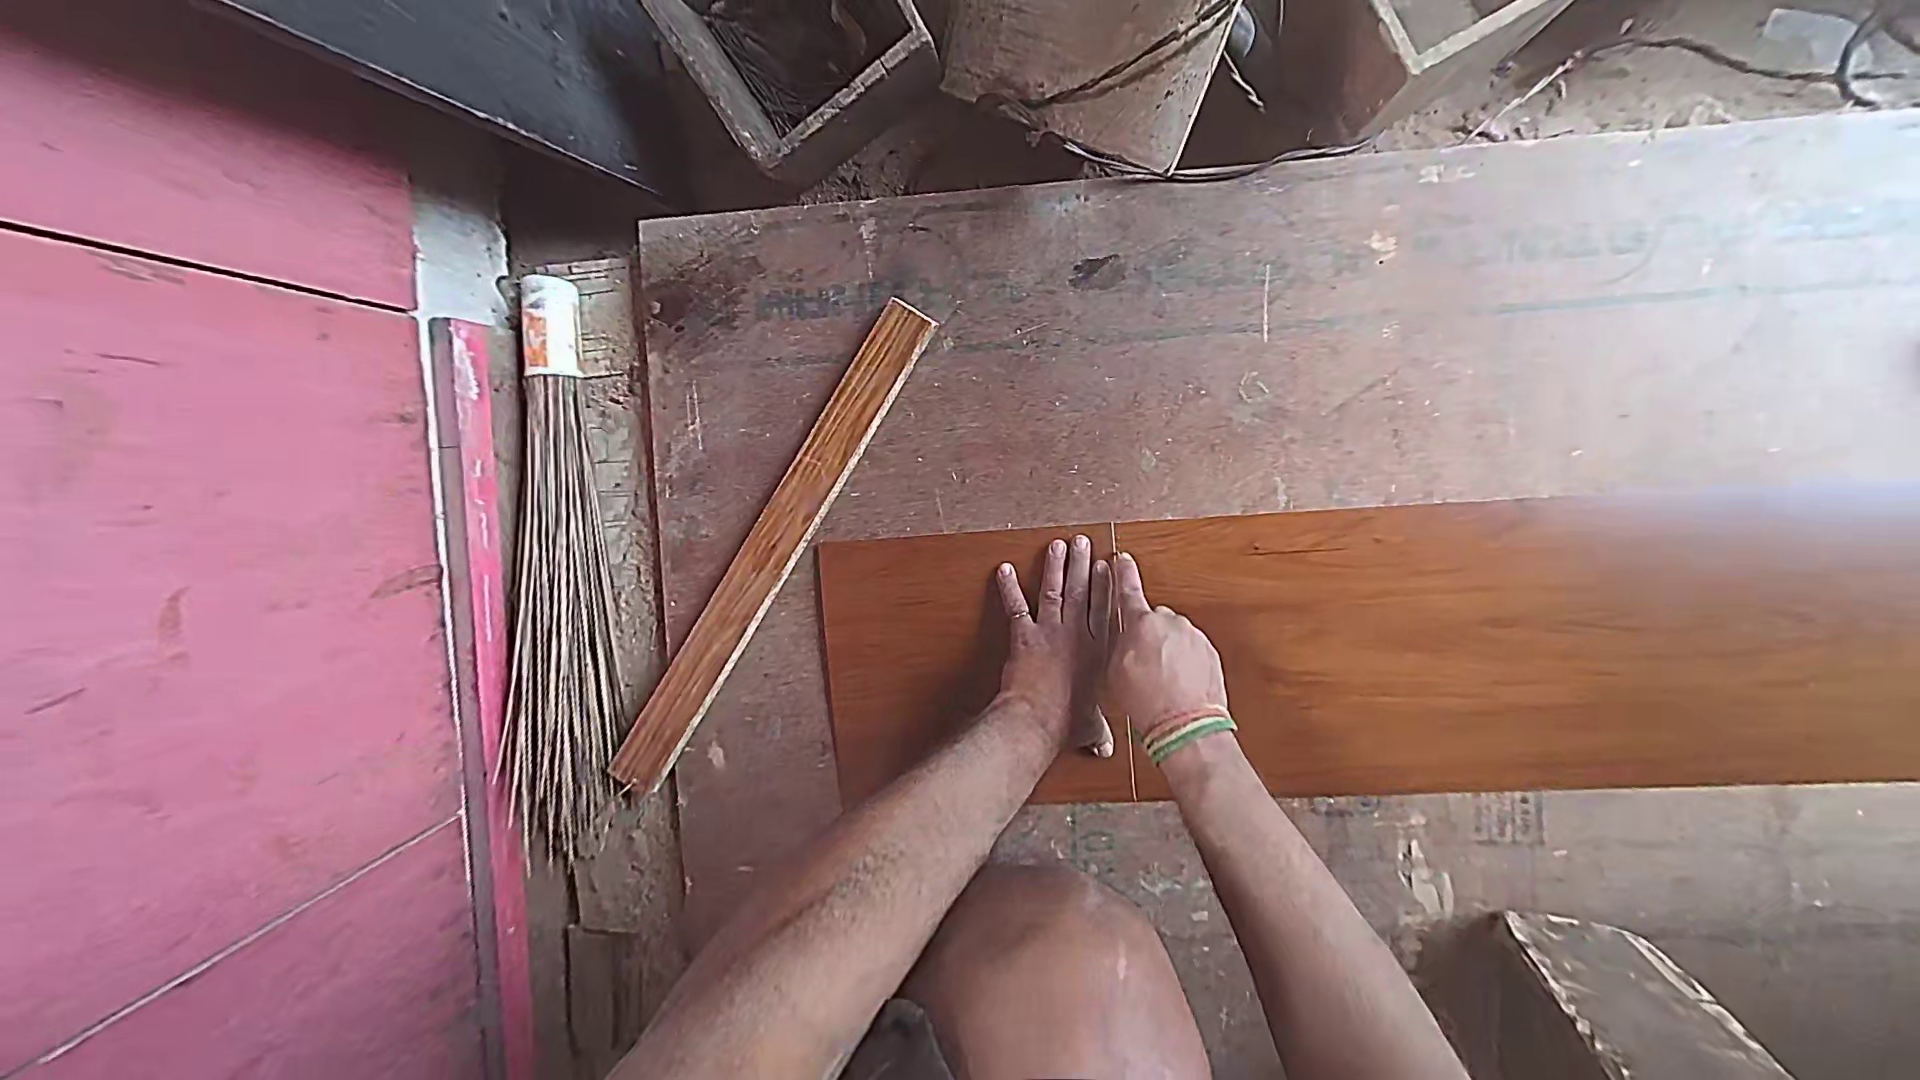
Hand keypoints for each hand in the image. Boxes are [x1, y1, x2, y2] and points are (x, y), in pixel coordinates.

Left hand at [994, 535, 1115, 756]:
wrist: (1038, 720)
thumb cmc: (1067, 723)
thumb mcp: (1089, 728)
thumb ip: (1097, 731)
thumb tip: (1103, 748)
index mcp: (1098, 651)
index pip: (1105, 610)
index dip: (1106, 585)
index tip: (1108, 564)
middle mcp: (1076, 634)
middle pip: (1081, 591)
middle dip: (1082, 564)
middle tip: (1082, 541)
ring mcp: (1050, 631)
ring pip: (1054, 591)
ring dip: (1054, 566)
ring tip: (1057, 545)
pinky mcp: (1025, 635)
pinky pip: (1015, 606)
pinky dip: (1007, 587)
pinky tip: (1003, 569)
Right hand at [1107, 552, 1228, 738]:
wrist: (1185, 724)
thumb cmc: (1145, 700)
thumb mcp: (1114, 670)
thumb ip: (1118, 642)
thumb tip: (1124, 635)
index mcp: (1140, 623)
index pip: (1128, 590)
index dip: (1124, 573)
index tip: (1123, 559)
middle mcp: (1169, 622)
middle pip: (1154, 619)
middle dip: (1148, 635)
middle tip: (1142, 663)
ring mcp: (1192, 636)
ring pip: (1174, 635)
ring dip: (1168, 650)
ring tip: (1161, 679)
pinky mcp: (1210, 651)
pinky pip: (1191, 649)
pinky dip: (1185, 661)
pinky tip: (1177, 682)